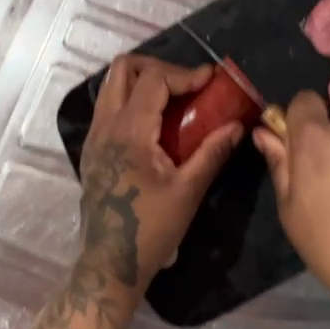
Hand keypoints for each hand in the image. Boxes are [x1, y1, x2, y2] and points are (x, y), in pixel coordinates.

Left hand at [77, 56, 244, 294]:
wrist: (110, 262)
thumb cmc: (151, 228)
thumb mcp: (188, 191)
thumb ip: (212, 152)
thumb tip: (237, 125)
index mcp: (129, 131)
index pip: (153, 79)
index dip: (184, 73)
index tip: (210, 80)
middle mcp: (105, 125)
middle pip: (123, 69)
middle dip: (158, 66)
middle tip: (187, 84)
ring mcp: (94, 136)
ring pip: (111, 86)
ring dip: (142, 81)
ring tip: (174, 98)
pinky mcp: (92, 149)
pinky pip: (109, 106)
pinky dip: (132, 100)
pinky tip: (157, 123)